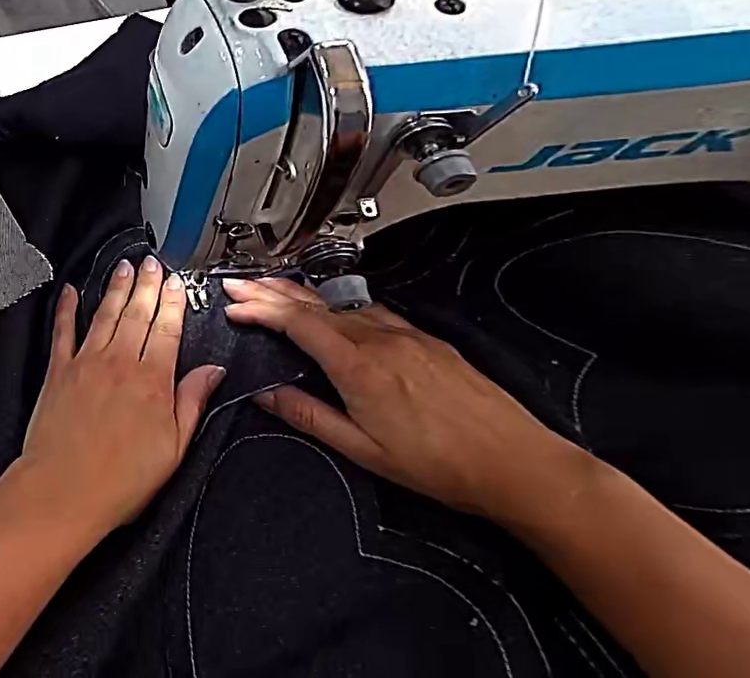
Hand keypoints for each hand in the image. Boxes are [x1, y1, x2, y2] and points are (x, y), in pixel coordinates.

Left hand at [15, 257, 225, 535]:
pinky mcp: (59, 371)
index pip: (167, 329)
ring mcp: (87, 363)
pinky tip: (70, 291)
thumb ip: (192, 402)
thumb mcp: (172, 448)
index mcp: (151, 381)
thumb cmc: (118, 481)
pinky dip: (66, 308)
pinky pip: (63, 330)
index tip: (177, 284)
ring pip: (105, 313)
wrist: (61, 492)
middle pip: (138, 313)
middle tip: (152, 263)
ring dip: (116, 287)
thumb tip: (213, 372)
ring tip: (125, 267)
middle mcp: (120, 363)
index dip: (174, 303)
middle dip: (148, 284)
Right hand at [224, 277, 594, 527]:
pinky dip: (338, 303)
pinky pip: (369, 309)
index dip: (261, 310)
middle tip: (242, 286)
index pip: (296, 323)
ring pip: (339, 303)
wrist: (513, 460)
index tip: (236, 307)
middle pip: (313, 304)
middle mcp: (379, 339)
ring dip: (301, 294)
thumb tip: (269, 395)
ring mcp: (403, 333)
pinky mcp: (422, 336)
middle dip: (271, 291)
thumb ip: (310, 416)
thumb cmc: (443, 464)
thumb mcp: (364, 450)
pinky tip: (333, 307)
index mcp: (358, 365)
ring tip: (274, 288)